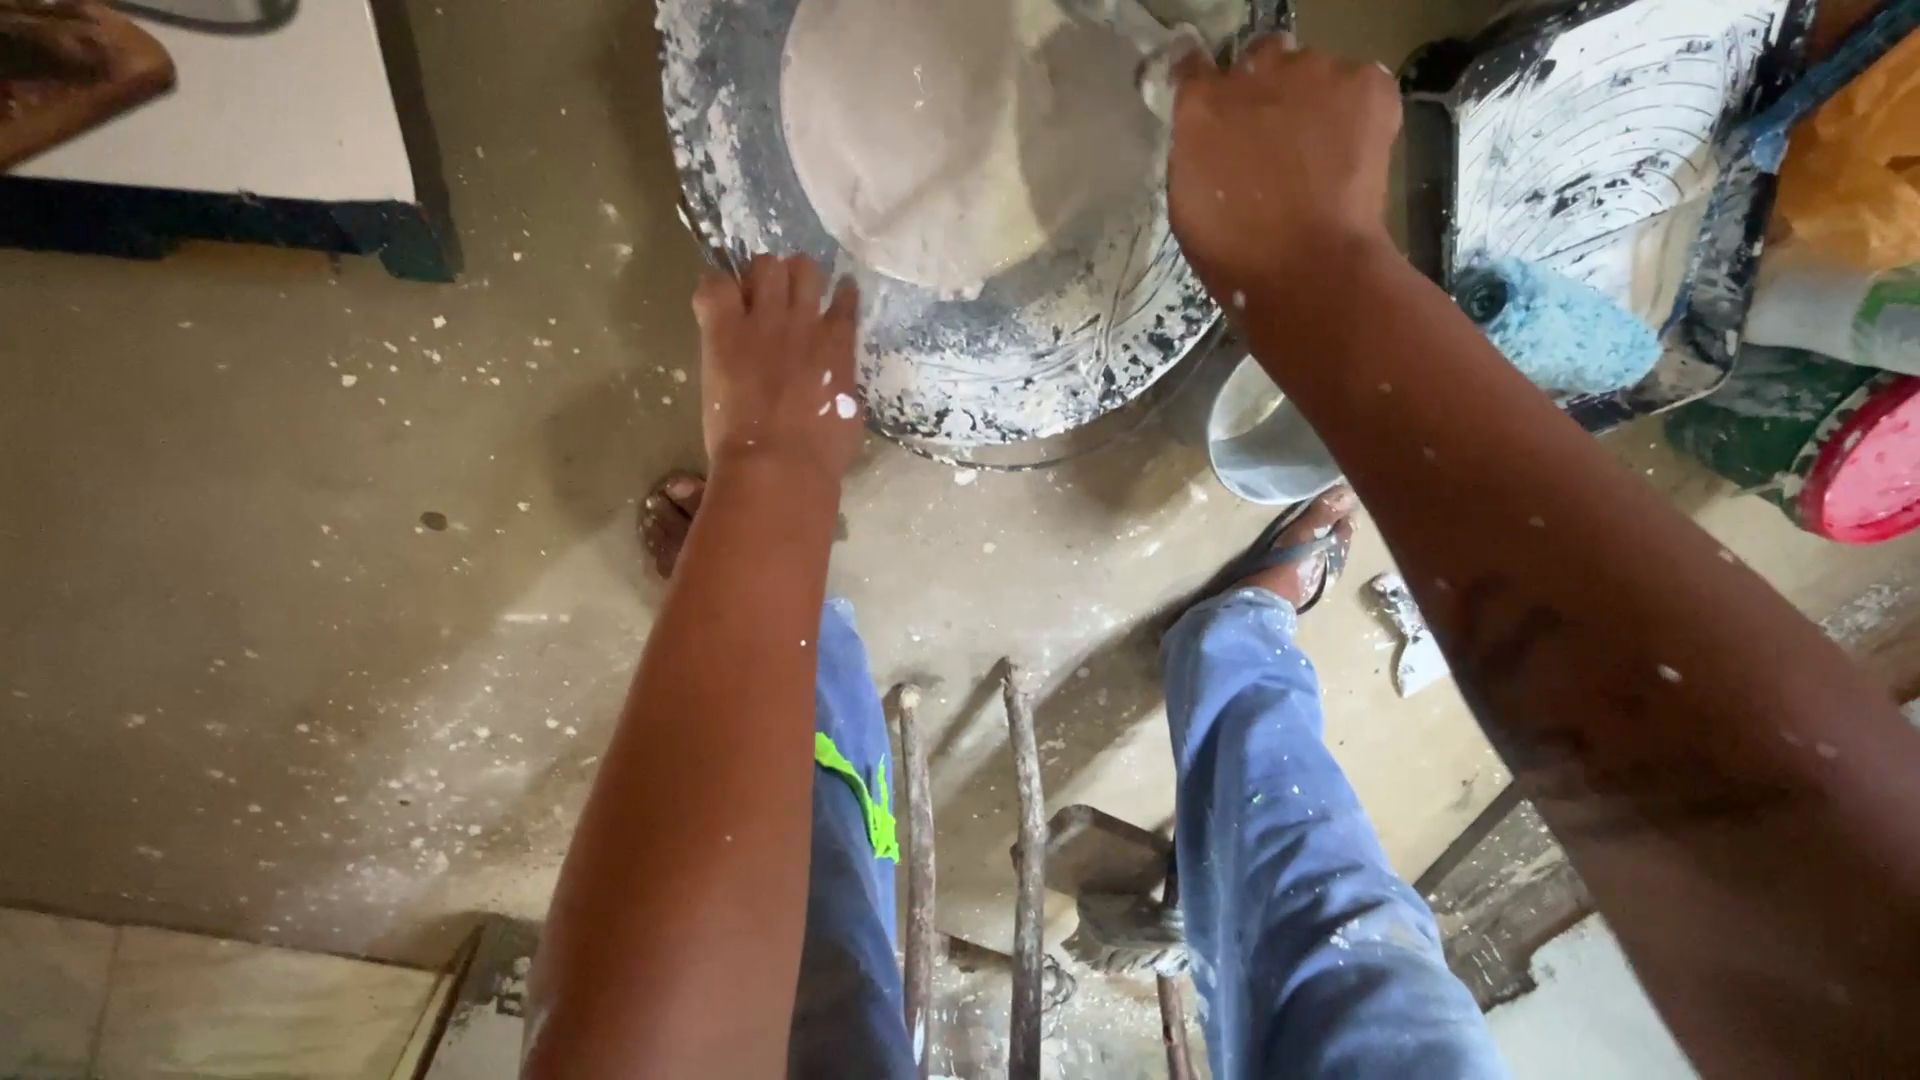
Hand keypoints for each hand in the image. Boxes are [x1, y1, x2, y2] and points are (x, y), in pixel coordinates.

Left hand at [692, 255, 863, 480]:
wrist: (778, 463)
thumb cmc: (822, 454)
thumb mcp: (849, 416)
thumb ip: (842, 384)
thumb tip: (835, 379)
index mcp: (838, 345)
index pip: (844, 299)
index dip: (838, 294)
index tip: (835, 296)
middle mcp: (803, 321)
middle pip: (803, 268)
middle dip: (795, 277)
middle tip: (785, 298)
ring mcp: (763, 321)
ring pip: (764, 266)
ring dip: (759, 277)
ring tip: (752, 297)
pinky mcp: (724, 330)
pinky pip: (716, 285)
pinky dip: (717, 289)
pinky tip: (719, 307)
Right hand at [1167, 34, 1401, 300]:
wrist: (1306, 267)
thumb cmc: (1234, 253)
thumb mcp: (1189, 201)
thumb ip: (1197, 152)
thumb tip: (1214, 137)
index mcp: (1201, 107)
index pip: (1192, 65)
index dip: (1203, 81)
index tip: (1213, 101)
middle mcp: (1256, 74)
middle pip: (1261, 58)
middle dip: (1265, 88)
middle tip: (1273, 137)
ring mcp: (1316, 73)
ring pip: (1314, 71)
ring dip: (1312, 100)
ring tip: (1318, 153)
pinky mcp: (1367, 86)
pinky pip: (1359, 86)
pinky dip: (1356, 112)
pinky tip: (1348, 154)